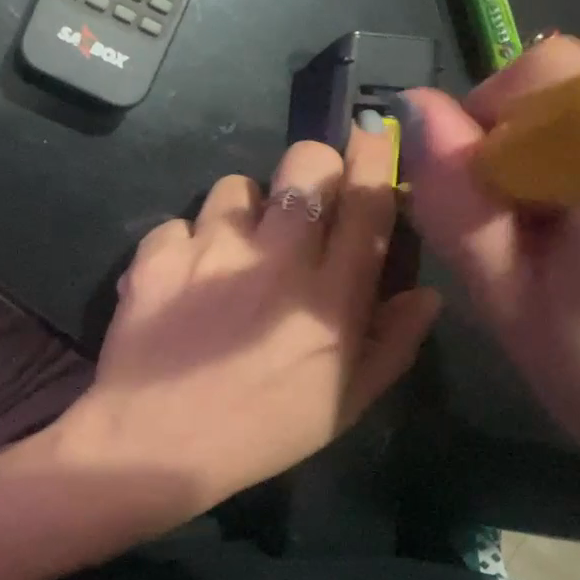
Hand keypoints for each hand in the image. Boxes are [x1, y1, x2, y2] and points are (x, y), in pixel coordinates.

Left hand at [45, 129, 441, 522]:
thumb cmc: (261, 433)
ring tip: (232, 251)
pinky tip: (180, 282)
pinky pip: (179, 223)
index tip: (371, 136)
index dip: (373, 158)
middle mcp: (277, 257)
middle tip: (302, 200)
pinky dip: (184, 245)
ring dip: (242, 210)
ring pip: (237, 185)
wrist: (154, 443)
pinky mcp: (158, 253)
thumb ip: (391, 344)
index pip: (368, 202)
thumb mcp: (343, 404)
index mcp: (332, 295)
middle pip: (305, 163)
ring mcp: (212, 249)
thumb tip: (425, 292)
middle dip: (311, 168)